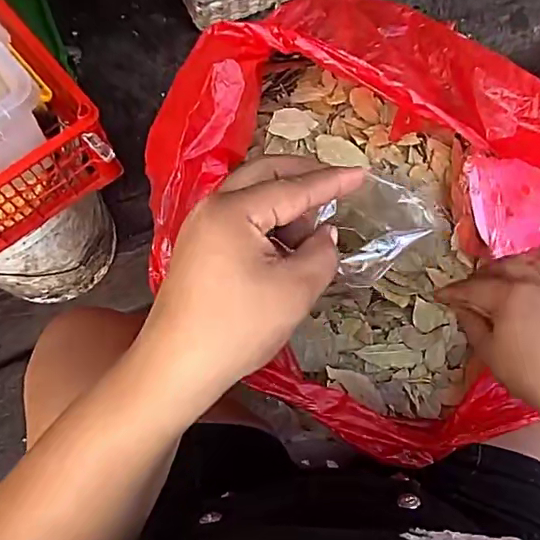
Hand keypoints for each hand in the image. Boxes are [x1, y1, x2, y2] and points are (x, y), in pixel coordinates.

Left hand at [142, 157, 365, 399]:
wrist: (178, 365)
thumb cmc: (238, 327)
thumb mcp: (295, 290)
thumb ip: (321, 254)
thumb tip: (327, 235)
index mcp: (234, 211)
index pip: (293, 188)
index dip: (331, 182)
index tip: (361, 174)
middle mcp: (212, 208)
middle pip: (264, 173)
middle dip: (303, 176)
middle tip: (336, 186)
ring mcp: (200, 227)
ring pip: (251, 196)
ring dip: (284, 206)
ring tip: (309, 240)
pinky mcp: (198, 249)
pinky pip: (239, 220)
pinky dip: (267, 224)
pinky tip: (284, 251)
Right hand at [436, 256, 539, 411]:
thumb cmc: (527, 372)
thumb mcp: (489, 352)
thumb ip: (473, 325)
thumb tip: (462, 308)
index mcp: (508, 294)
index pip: (473, 287)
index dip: (453, 291)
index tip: (439, 295)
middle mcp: (531, 283)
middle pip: (500, 268)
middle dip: (479, 275)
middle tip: (465, 289)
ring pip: (525, 265)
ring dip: (504, 268)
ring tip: (493, 281)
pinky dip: (525, 274)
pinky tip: (521, 289)